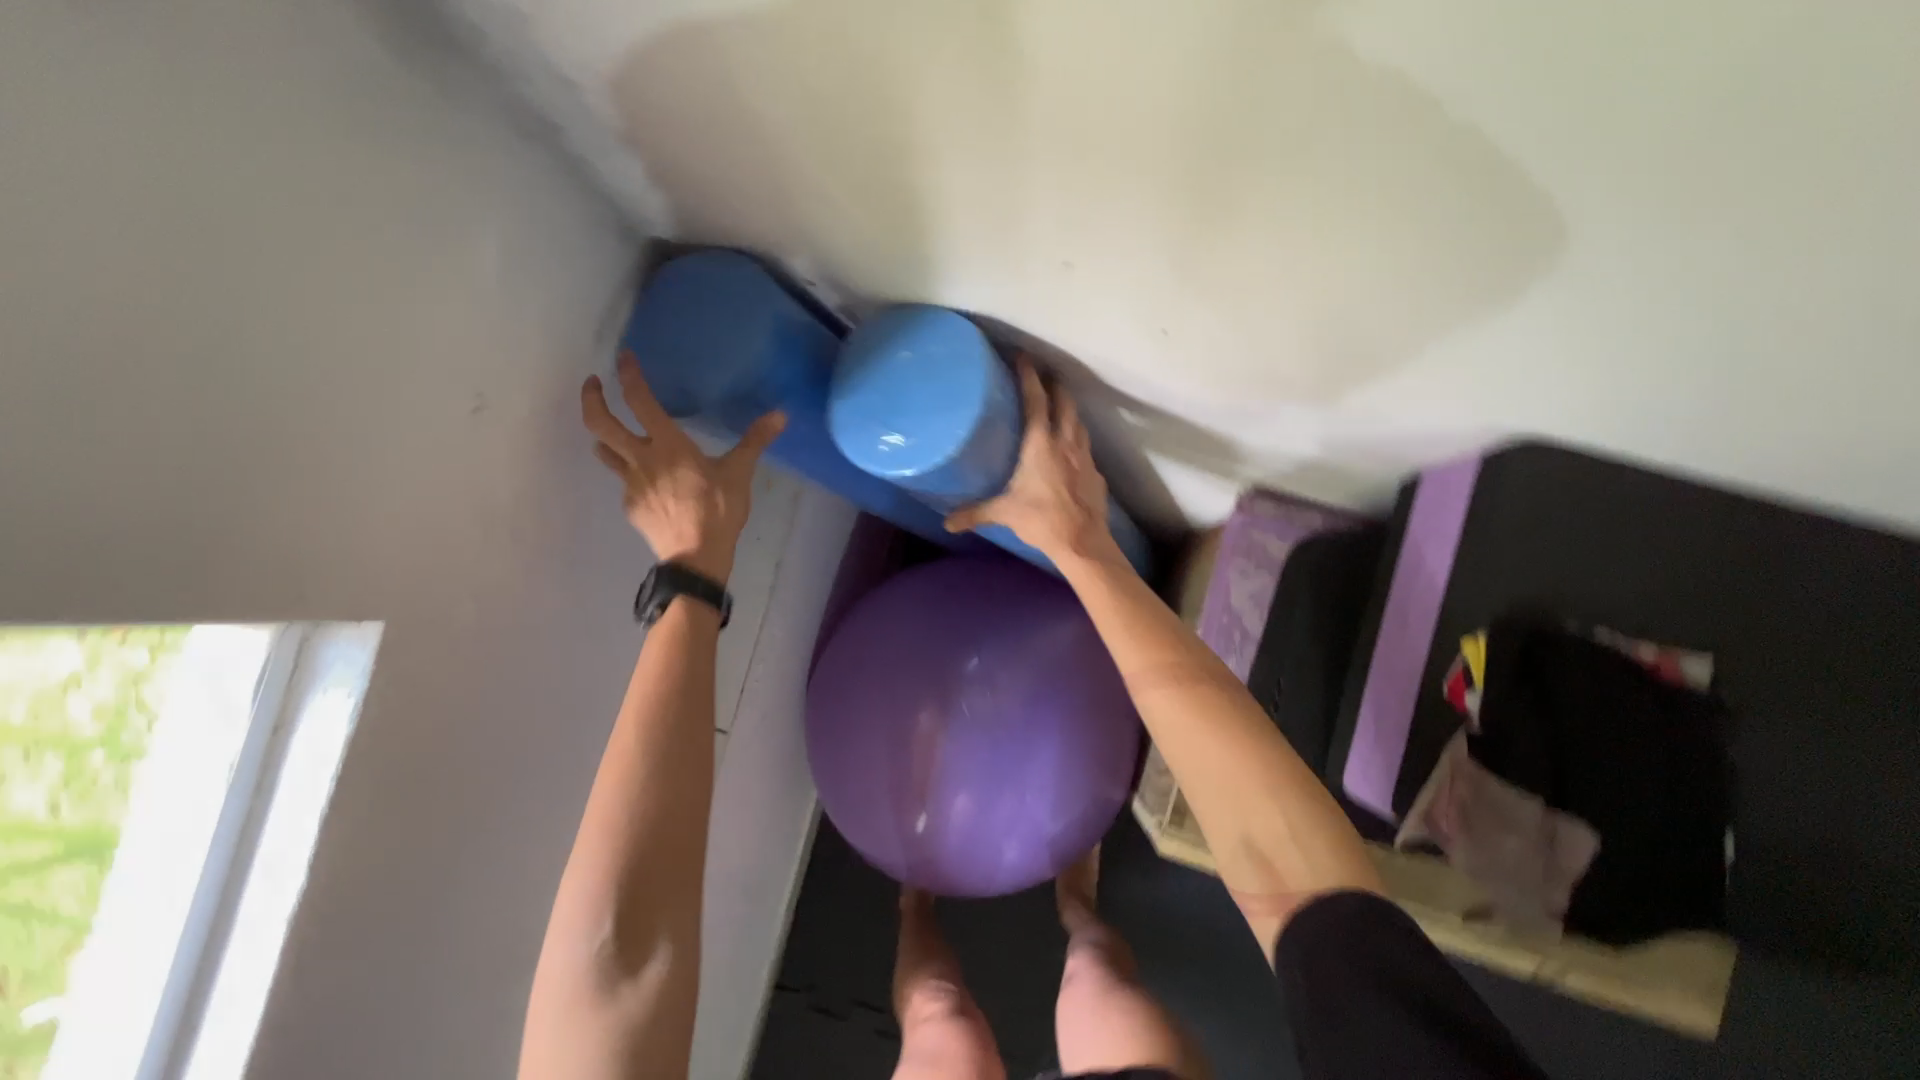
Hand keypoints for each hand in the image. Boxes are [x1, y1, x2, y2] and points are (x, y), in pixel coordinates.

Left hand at [581, 350, 784, 582]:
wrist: (695, 556)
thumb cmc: (718, 510)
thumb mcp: (740, 473)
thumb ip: (755, 441)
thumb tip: (780, 415)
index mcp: (668, 444)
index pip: (639, 400)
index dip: (629, 375)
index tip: (623, 357)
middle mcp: (641, 458)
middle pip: (600, 422)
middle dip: (592, 398)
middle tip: (594, 384)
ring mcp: (631, 483)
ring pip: (605, 451)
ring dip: (603, 437)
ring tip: (611, 433)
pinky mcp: (631, 505)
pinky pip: (624, 482)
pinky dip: (630, 474)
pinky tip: (646, 481)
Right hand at [944, 356, 1117, 566]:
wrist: (1083, 541)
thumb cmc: (1041, 520)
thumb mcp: (1003, 514)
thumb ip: (975, 513)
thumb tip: (948, 523)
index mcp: (1040, 443)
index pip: (1035, 399)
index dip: (1029, 375)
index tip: (1023, 357)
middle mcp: (1065, 442)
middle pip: (1064, 401)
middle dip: (1055, 385)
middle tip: (1045, 376)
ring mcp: (1085, 456)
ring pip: (1079, 421)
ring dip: (1069, 410)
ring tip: (1059, 408)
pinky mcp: (1096, 473)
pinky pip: (1087, 447)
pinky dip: (1078, 440)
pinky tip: (1072, 450)